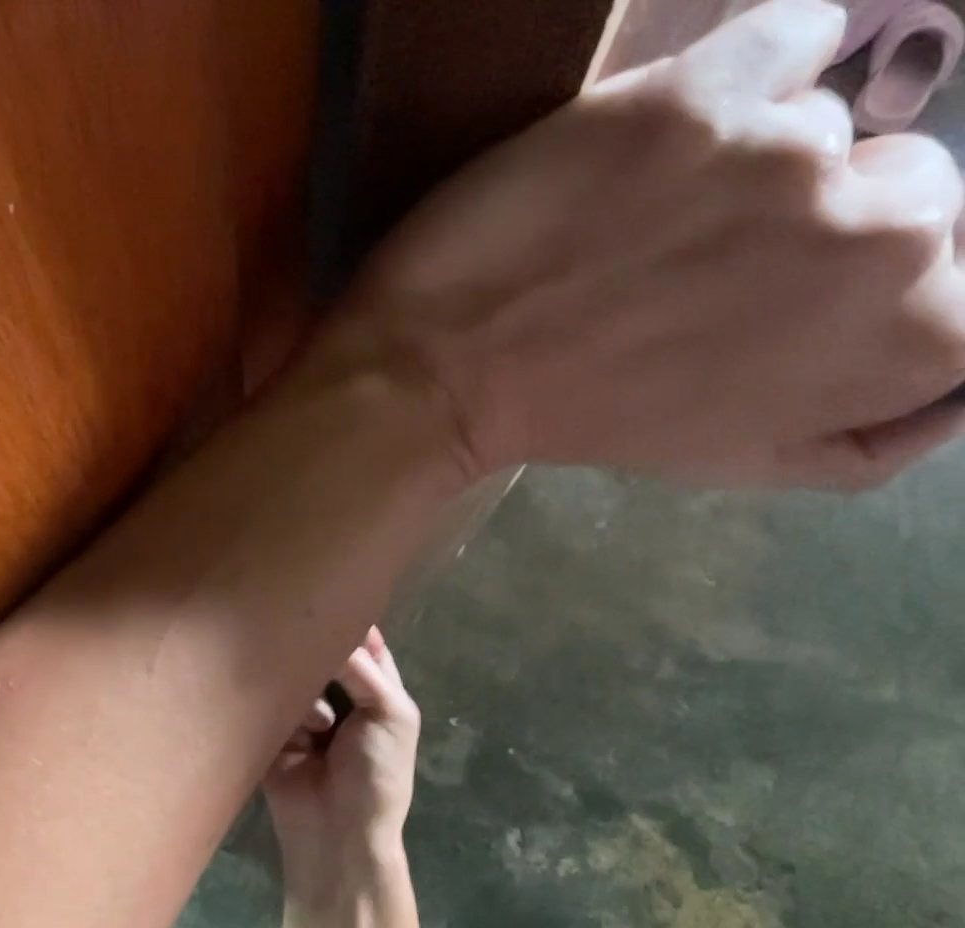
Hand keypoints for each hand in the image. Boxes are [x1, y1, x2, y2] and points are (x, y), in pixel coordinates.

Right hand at [264, 628, 421, 890]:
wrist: (336, 834)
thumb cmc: (377, 775)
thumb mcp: (390, 714)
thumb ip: (364, 669)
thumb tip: (330, 627)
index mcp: (376, 691)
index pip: (364, 645)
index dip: (349, 621)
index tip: (325, 594)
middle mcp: (339, 697)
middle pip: (322, 656)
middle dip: (314, 651)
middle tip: (302, 638)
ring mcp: (302, 714)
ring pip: (293, 677)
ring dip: (304, 694)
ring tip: (318, 727)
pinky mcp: (272, 732)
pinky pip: (267, 703)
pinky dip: (280, 712)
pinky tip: (297, 737)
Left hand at [331, 0, 964, 489]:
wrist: (440, 372)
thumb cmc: (579, 419)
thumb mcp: (742, 459)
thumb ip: (874, 426)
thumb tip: (948, 382)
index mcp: (926, 335)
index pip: (962, 267)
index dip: (857, 272)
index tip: (773, 285)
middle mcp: (897, 230)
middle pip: (907, 177)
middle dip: (805, 214)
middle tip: (690, 257)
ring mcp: (795, 154)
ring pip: (822, 121)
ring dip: (747, 160)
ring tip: (643, 216)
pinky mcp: (704, 97)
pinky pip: (788, 37)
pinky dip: (744, 74)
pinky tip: (669, 134)